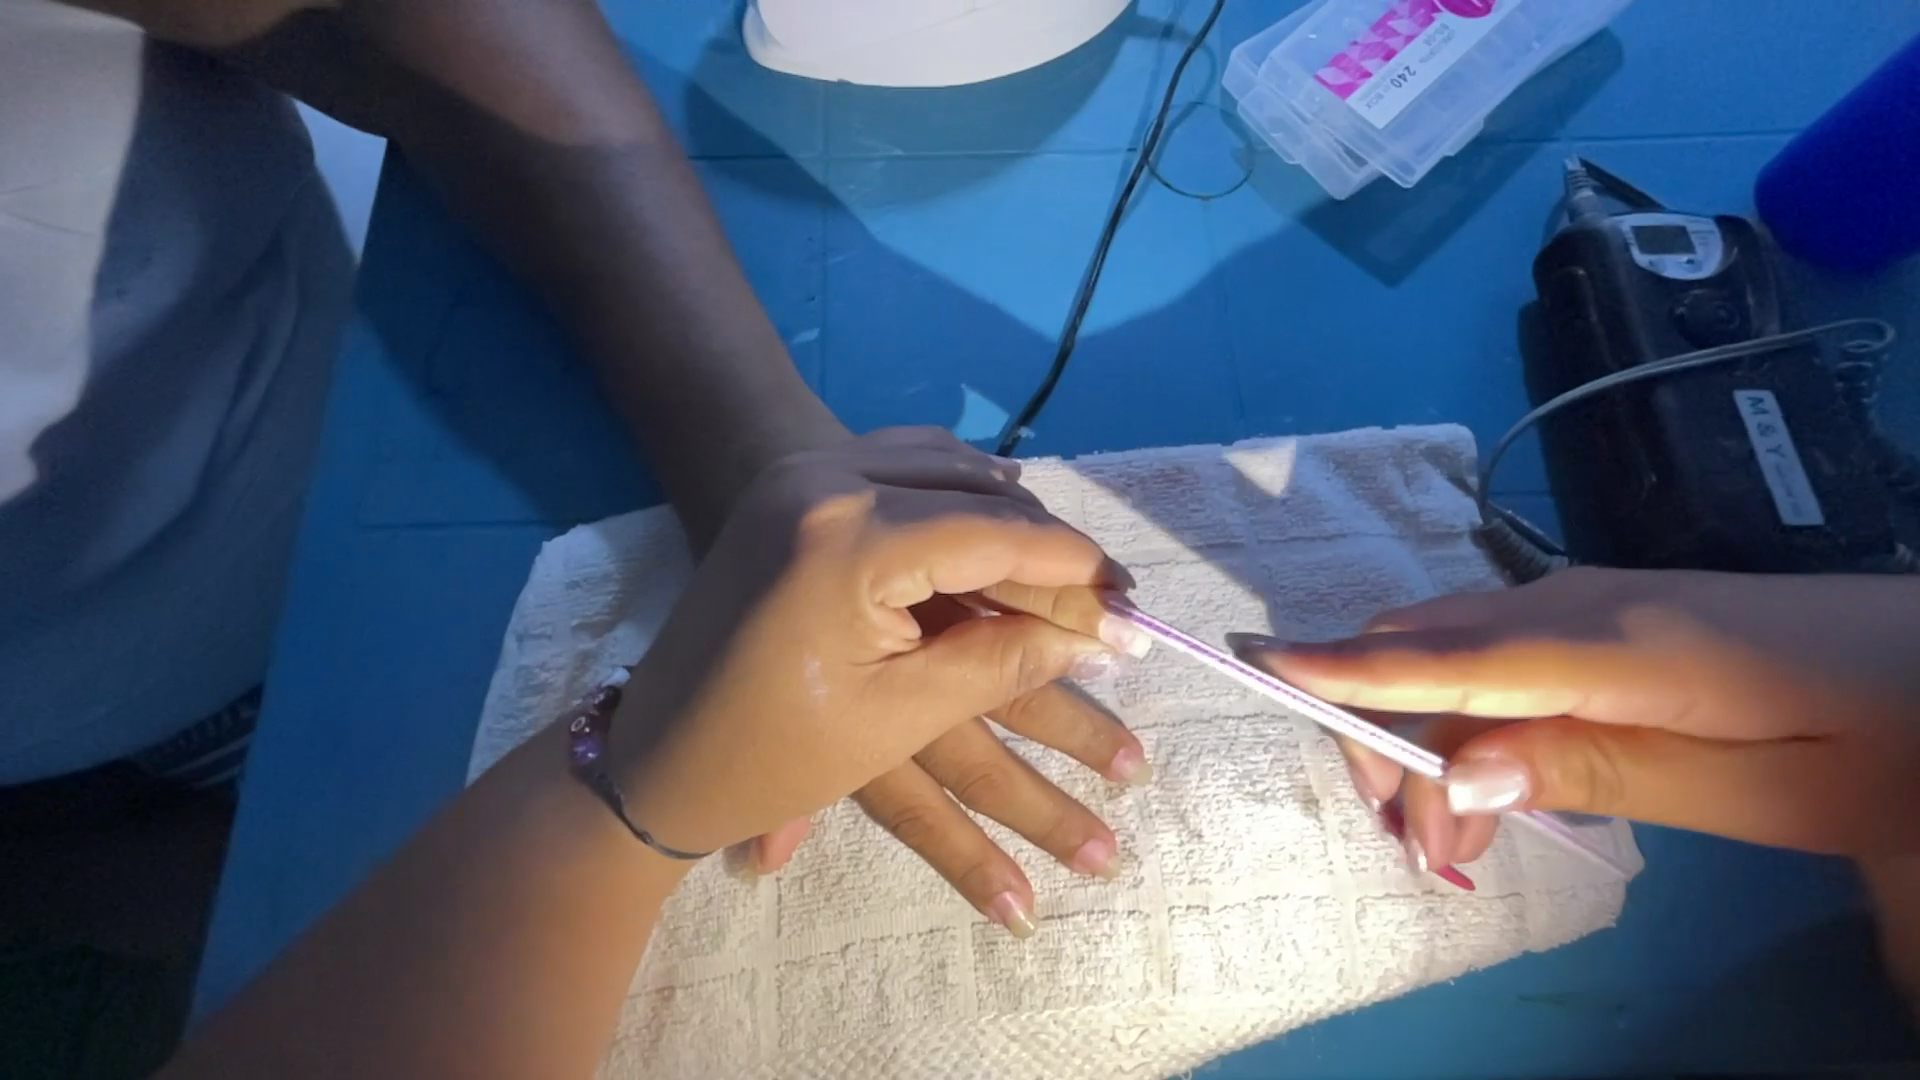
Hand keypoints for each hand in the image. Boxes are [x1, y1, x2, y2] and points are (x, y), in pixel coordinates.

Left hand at [610, 430, 1134, 934]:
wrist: (652, 754)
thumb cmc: (771, 754)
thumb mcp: (899, 717)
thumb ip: (1002, 663)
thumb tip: (1091, 633)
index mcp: (848, 540)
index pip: (995, 534)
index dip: (1073, 569)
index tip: (1129, 602)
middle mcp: (825, 478)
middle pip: (974, 494)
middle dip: (1047, 547)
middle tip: (1106, 596)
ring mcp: (804, 474)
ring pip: (941, 464)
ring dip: (1006, 512)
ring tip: (1058, 565)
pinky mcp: (794, 486)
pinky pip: (898, 461)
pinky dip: (953, 486)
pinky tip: (988, 512)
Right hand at [1233, 568, 1919, 869]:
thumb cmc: (1877, 734)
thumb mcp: (1763, 789)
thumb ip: (1597, 768)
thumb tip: (1455, 773)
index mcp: (1614, 645)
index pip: (1451, 658)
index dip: (1351, 667)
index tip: (1265, 667)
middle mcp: (1564, 604)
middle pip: (1415, 648)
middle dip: (1377, 733)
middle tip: (1418, 842)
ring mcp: (1564, 601)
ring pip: (1434, 651)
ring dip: (1413, 734)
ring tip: (1453, 833)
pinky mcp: (1571, 614)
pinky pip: (1471, 654)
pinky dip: (1447, 714)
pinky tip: (1486, 777)